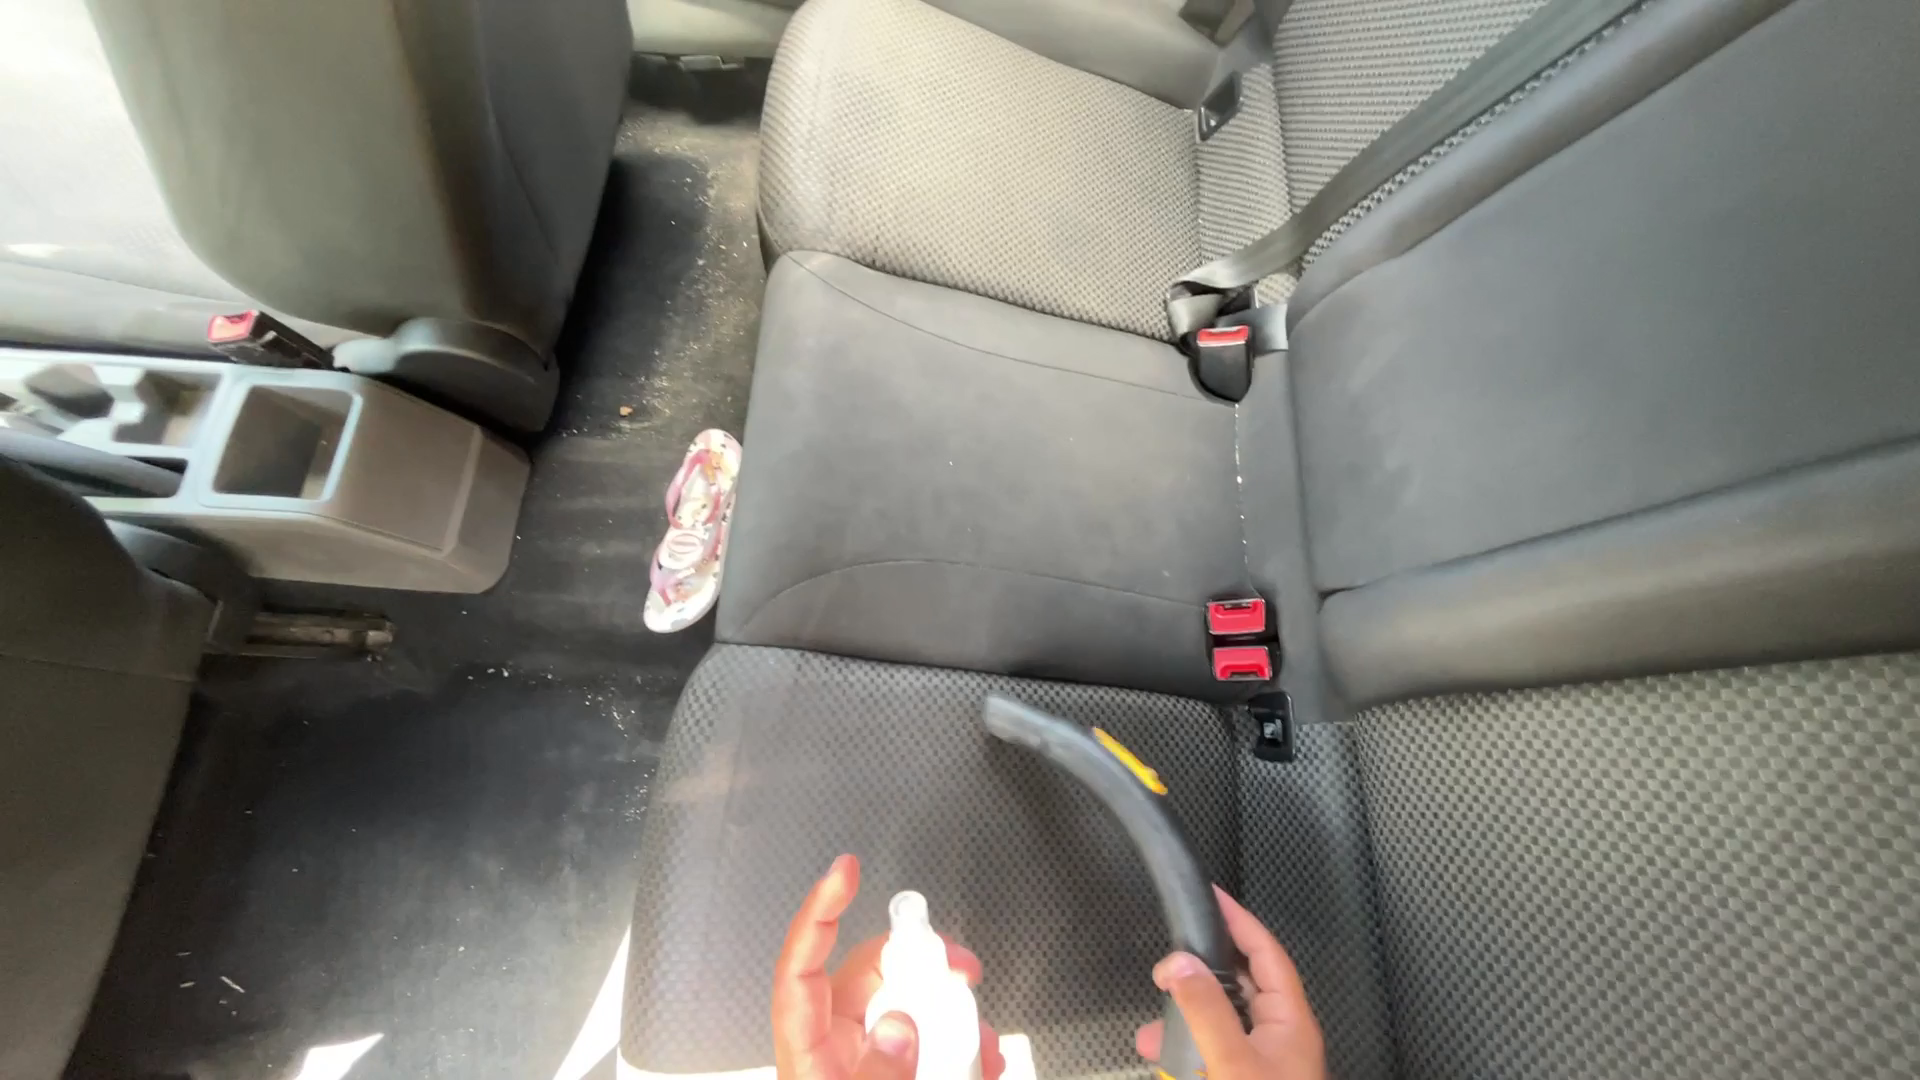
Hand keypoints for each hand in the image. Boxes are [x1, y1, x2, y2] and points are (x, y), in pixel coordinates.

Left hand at [773, 855, 1005, 1079]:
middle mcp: (832, 1045)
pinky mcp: (892, 1073)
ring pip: (906, 1004)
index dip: (819, 911)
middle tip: (966, 969)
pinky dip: (956, 1044)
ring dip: (950, 1013)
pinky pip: (924, 1039)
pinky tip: (985, 1062)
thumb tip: (898, 1022)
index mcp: (808, 1053)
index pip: (801, 968)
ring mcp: (861, 1059)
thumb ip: (877, 1075)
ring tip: (988, 1042)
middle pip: (871, 974)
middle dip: (921, 963)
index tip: (846, 871)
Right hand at [1136, 886, 1326, 1079]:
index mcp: (1289, 1025)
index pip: (1266, 953)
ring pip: (1216, 1022)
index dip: (1240, 920)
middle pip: (1236, 984)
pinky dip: (1181, 1052)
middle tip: (1165, 968)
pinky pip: (1207, 1054)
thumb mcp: (1231, 1067)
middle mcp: (1277, 1041)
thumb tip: (1179, 961)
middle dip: (1196, 976)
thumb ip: (1204, 1010)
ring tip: (1150, 1033)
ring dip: (1181, 1022)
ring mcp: (1259, 1066)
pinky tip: (1157, 1058)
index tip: (1210, 894)